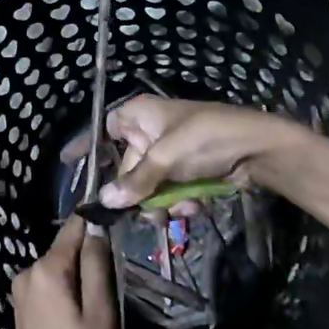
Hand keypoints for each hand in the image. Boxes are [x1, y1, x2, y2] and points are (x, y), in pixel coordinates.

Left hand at [10, 216, 117, 328]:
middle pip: (66, 248)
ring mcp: (21, 295)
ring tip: (113, 286)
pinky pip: (52, 287)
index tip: (124, 219)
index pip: (74, 228)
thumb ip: (98, 266)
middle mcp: (26, 275)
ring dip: (84, 273)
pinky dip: (71, 289)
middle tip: (126, 263)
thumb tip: (97, 227)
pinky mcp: (23, 314)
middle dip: (92, 251)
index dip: (99, 221)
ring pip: (60, 269)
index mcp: (44, 270)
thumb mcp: (101, 316)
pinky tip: (90, 308)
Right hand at [99, 96, 306, 211]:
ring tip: (180, 209)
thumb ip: (135, 181)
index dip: (87, 146)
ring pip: (149, 185)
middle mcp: (150, 131)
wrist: (260, 148)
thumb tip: (105, 200)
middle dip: (138, 193)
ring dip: (162, 202)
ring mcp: (169, 152)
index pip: (103, 128)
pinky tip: (194, 205)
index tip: (68, 164)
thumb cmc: (207, 138)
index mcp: (140, 115)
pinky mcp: (187, 170)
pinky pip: (170, 190)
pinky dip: (179, 201)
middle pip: (127, 168)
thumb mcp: (167, 158)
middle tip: (146, 213)